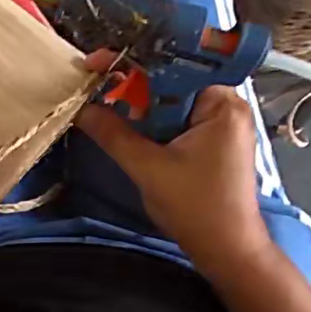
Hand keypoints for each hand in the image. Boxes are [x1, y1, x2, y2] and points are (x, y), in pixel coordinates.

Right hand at [74, 64, 271, 273]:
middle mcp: (227, 106)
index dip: (133, 61)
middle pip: (173, 79)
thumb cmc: (196, 208)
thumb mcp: (147, 168)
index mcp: (221, 104)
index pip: (174, 64)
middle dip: (134, 83)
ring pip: (173, 100)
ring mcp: (223, 125)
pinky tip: (134, 129)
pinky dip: (156, 122)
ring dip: (143, 105)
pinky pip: (180, 119)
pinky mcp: (215, 143)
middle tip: (99, 87)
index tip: (99, 63)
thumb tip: (82, 108)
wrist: (227, 250)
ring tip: (111, 108)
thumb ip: (113, 133)